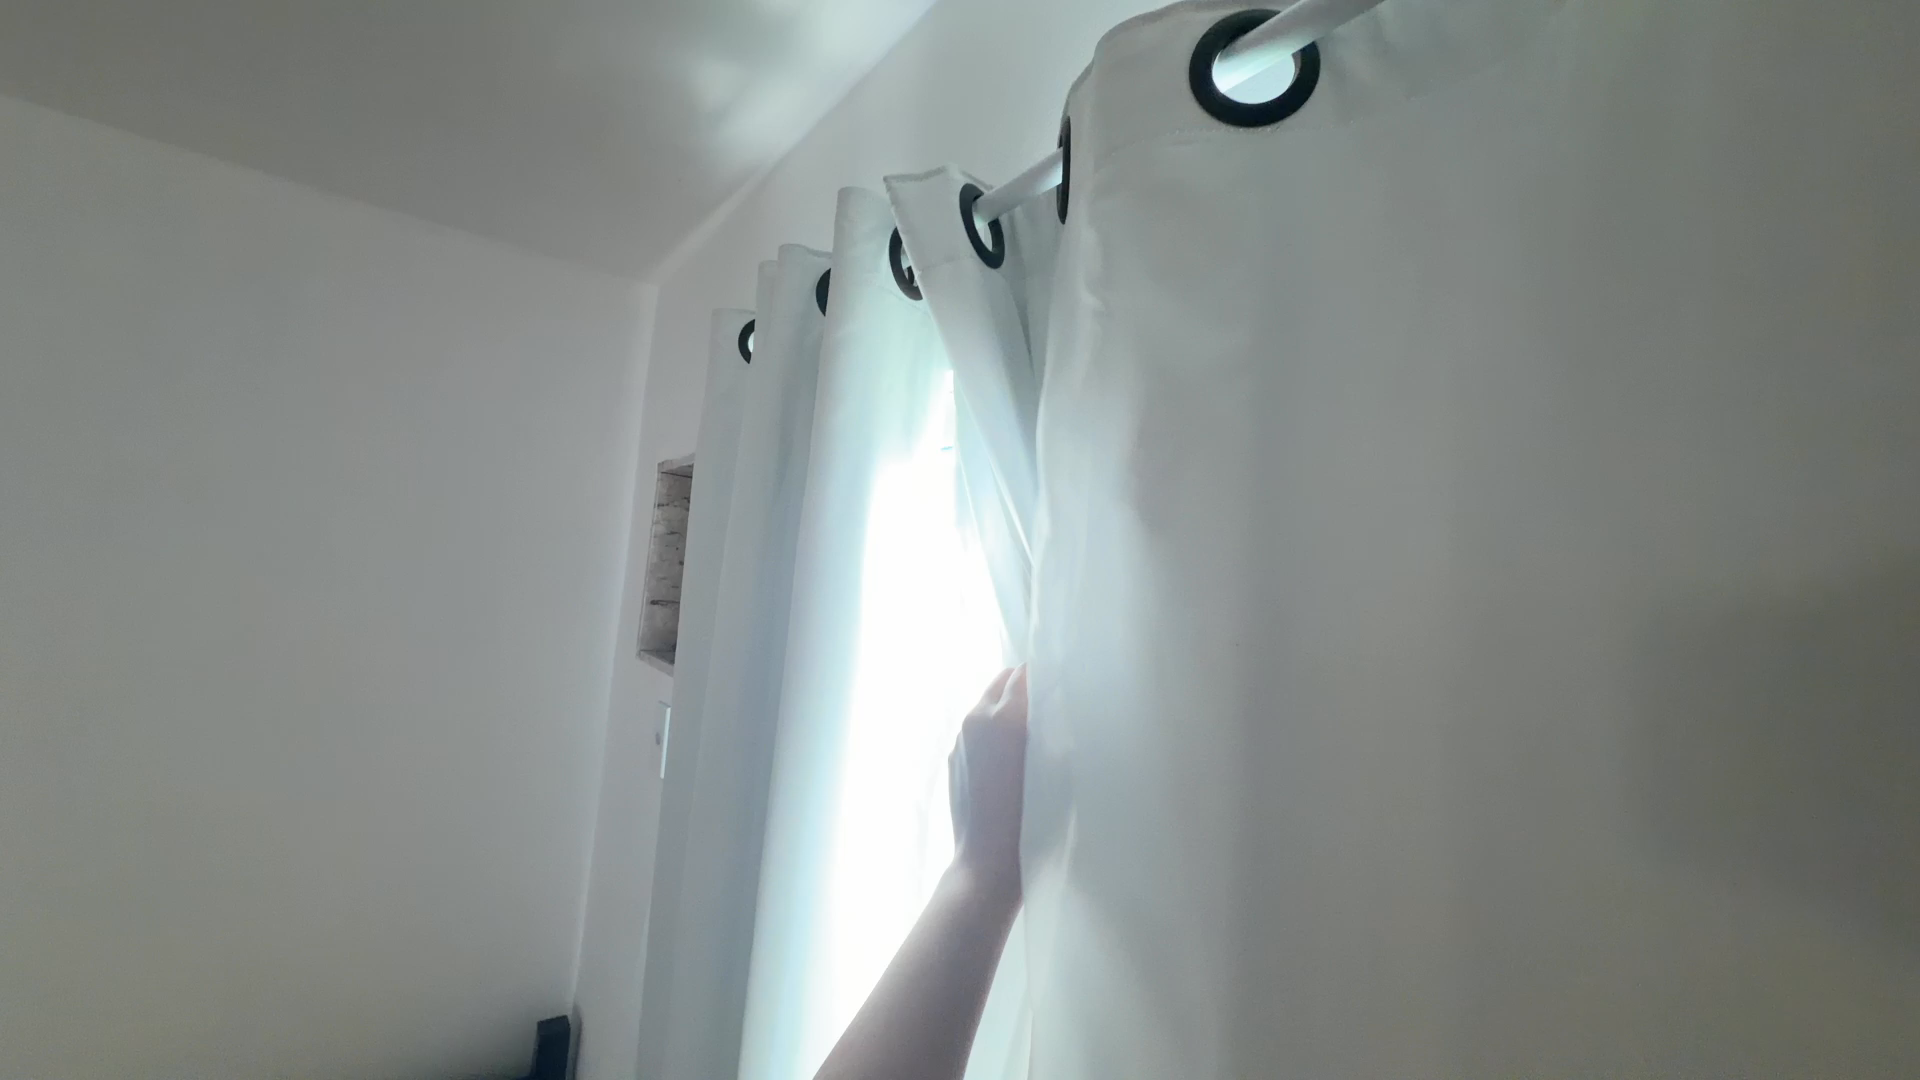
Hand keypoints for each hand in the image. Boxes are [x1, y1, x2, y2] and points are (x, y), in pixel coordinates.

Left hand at [948, 667, 1027, 899]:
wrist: (986, 861)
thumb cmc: (1029, 817)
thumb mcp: (1049, 766)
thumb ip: (1046, 725)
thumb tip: (1049, 700)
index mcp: (1002, 716)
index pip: (1021, 674)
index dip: (1040, 674)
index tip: (1059, 680)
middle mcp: (975, 719)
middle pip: (1000, 683)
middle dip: (1020, 686)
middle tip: (1046, 700)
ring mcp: (960, 739)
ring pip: (985, 705)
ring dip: (1005, 708)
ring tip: (1030, 729)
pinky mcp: (953, 758)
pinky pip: (975, 730)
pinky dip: (991, 730)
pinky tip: (1009, 756)